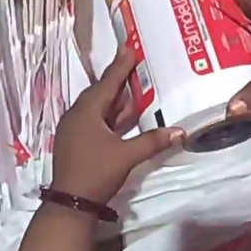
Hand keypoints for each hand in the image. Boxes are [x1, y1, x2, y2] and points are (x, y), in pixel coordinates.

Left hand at [50, 48, 184, 203]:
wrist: (70, 202)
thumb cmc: (96, 172)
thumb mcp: (127, 156)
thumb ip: (152, 141)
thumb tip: (180, 131)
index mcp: (87, 112)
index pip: (107, 83)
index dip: (120, 66)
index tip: (129, 48)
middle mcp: (77, 115)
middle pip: (100, 93)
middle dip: (118, 83)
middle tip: (134, 68)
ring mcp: (73, 129)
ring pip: (96, 108)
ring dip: (114, 102)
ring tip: (133, 92)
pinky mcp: (74, 142)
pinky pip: (93, 120)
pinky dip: (108, 116)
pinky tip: (121, 119)